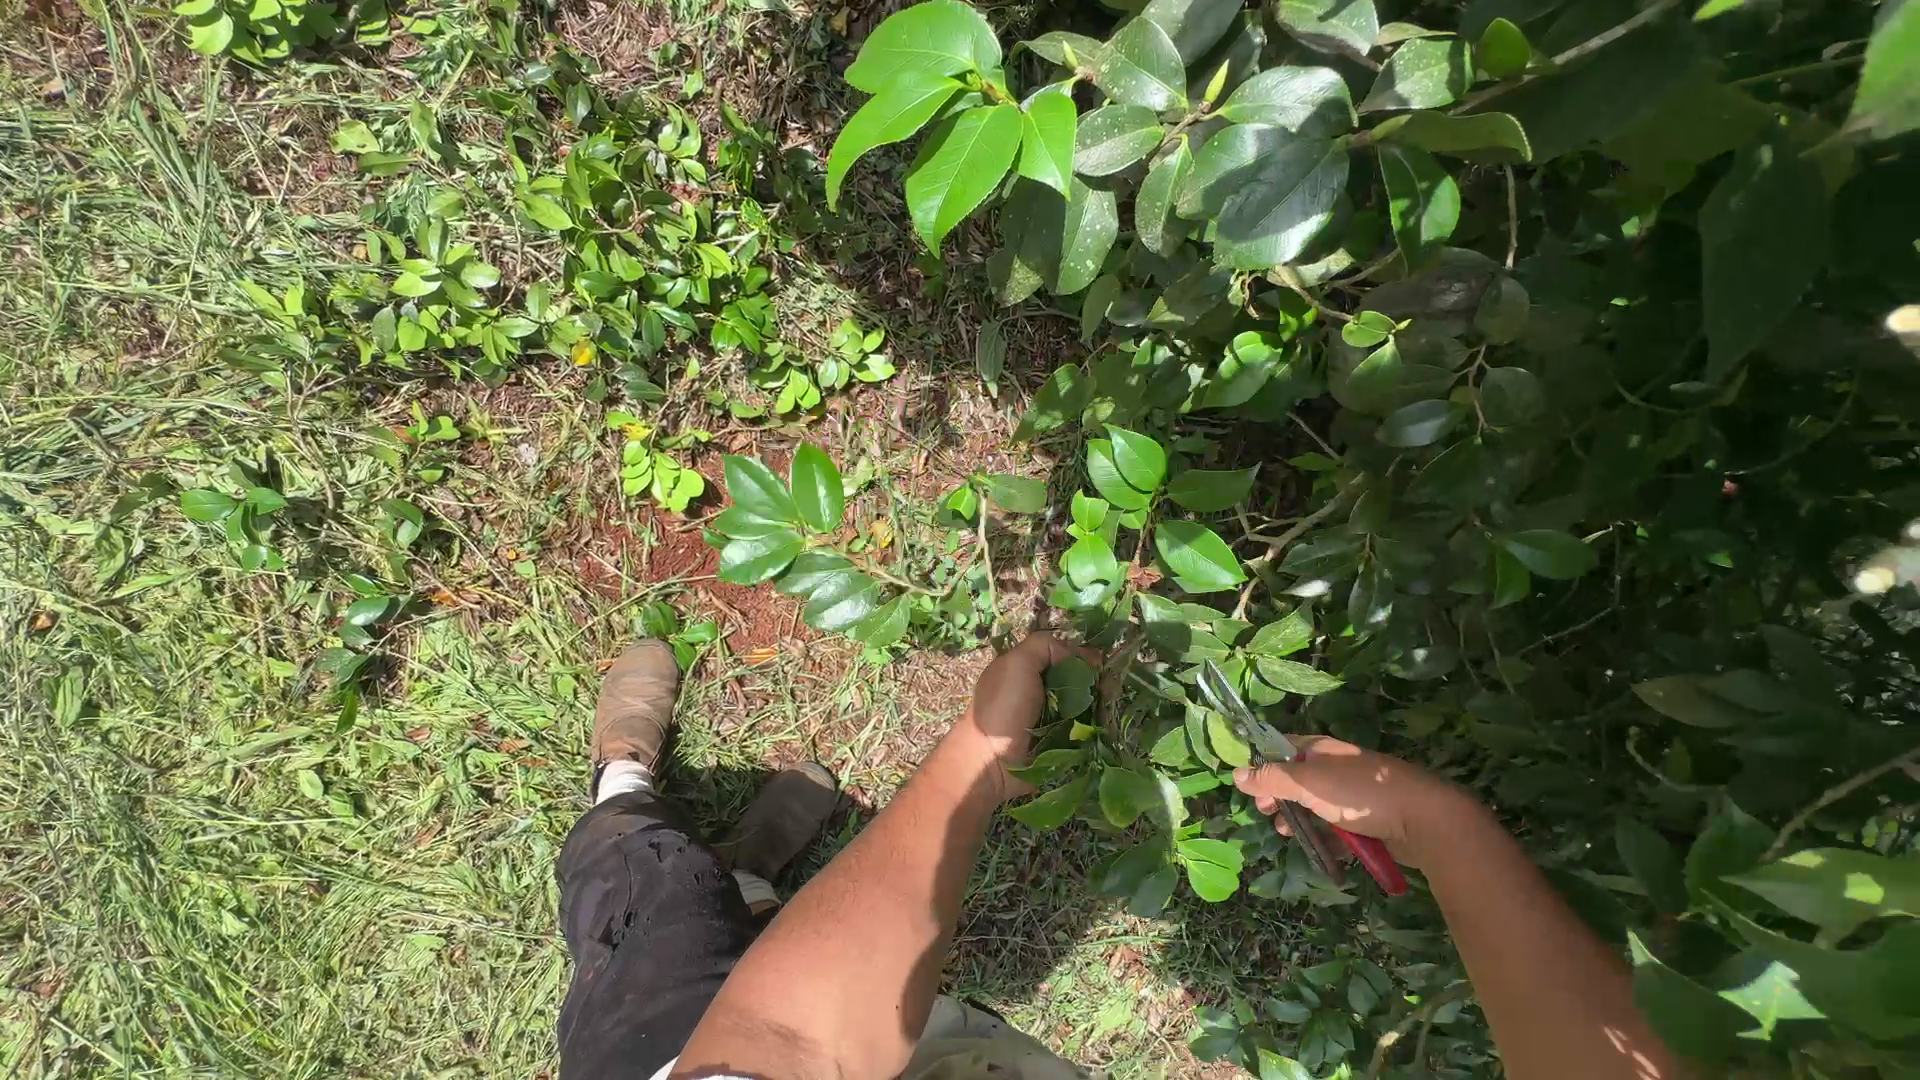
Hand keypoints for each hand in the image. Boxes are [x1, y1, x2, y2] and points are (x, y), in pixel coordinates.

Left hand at [951, 632, 1101, 799]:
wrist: (993, 763)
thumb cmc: (1003, 708)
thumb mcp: (1017, 663)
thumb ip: (1043, 646)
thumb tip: (1075, 652)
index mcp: (1025, 669)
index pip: (1062, 654)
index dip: (1082, 655)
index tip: (1099, 661)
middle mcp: (1039, 691)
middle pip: (1078, 679)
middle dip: (1096, 680)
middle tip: (1109, 686)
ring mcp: (1052, 719)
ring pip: (1085, 703)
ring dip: (1100, 702)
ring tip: (1111, 702)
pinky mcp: (1061, 743)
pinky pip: (1085, 729)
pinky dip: (1097, 725)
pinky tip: (1108, 721)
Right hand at [1232, 736, 1483, 868]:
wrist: (1424, 820)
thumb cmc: (1359, 793)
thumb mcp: (1308, 783)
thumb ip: (1272, 779)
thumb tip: (1236, 774)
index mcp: (1321, 749)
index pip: (1281, 746)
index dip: (1261, 762)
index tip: (1247, 784)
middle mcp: (1335, 767)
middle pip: (1295, 778)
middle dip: (1277, 795)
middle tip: (1266, 812)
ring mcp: (1352, 794)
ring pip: (1314, 805)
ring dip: (1297, 819)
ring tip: (1287, 833)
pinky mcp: (1367, 820)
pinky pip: (1336, 826)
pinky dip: (1323, 836)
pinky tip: (1317, 848)